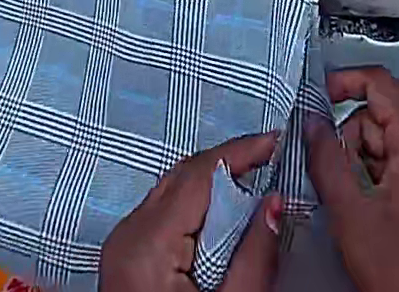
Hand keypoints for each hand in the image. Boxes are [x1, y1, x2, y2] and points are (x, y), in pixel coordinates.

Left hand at [101, 132, 283, 291]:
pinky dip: (195, 206)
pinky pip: (163, 212)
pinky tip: (223, 214)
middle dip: (228, 164)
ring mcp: (121, 241)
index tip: (275, 140)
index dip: (238, 152)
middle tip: (272, 159)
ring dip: (212, 183)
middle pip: (182, 177)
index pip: (197, 175)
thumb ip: (253, 257)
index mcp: (147, 243)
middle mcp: (127, 231)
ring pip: (172, 190)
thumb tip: (276, 202)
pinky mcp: (125, 254)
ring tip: (255, 181)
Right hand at [306, 67, 398, 291]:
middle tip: (333, 173)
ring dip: (365, 166)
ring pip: (393, 150)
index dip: (343, 82)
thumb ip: (326, 160)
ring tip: (355, 208)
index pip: (380, 84)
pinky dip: (383, 185)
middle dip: (350, 140)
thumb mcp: (354, 217)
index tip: (318, 96)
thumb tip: (312, 125)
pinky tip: (373, 220)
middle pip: (383, 120)